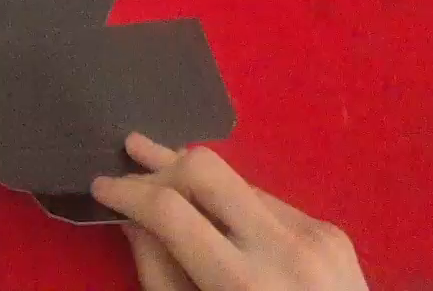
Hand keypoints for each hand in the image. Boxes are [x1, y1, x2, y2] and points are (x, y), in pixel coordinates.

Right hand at [92, 134, 365, 290]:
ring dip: (193, 177)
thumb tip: (132, 217)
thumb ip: (161, 274)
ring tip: (154, 158)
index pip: (171, 212)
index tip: (99, 186)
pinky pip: (265, 202)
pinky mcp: (332, 233)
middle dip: (160, 161)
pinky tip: (216, 215)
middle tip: (127, 155)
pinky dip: (231, 205)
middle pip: (206, 170)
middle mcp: (286, 250)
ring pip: (235, 180)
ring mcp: (316, 236)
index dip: (127, 193)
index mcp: (249, 287)